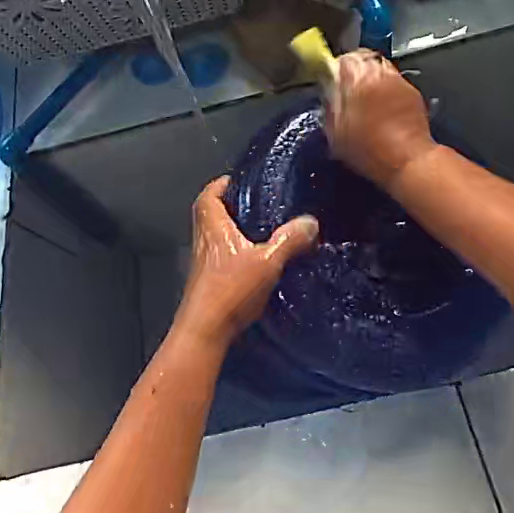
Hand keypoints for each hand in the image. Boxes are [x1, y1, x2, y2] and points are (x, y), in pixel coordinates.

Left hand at [173, 176, 318, 344]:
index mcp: (213, 227)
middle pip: (211, 215)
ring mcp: (203, 264)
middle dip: (231, 207)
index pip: (209, 195)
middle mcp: (204, 242)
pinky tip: (257, 264)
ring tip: (262, 232)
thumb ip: (289, 240)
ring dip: (234, 232)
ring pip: (216, 238)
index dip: (221, 185)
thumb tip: (310, 222)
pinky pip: (221, 259)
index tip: (240, 181)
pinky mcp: (207, 284)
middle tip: (256, 205)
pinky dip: (236, 255)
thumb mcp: (268, 261)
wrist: (205, 331)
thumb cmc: (231, 290)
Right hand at [324, 49, 437, 186]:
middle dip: (354, 72)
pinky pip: (395, 83)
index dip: (334, 70)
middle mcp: (378, 72)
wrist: (405, 159)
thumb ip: (329, 106)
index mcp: (354, 78)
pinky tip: (384, 110)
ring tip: (367, 100)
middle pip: (362, 59)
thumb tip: (328, 95)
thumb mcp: (335, 132)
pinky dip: (387, 91)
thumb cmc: (368, 150)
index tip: (331, 81)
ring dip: (372, 80)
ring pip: (380, 69)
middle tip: (348, 90)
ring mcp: (397, 80)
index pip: (340, 59)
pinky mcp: (413, 92)